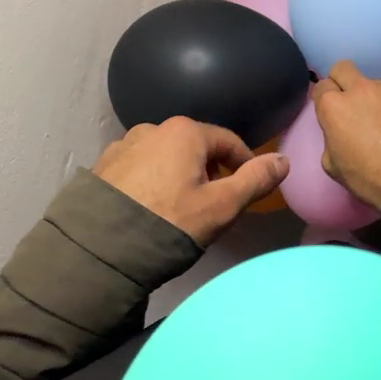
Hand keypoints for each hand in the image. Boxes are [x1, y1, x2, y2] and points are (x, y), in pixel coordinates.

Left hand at [91, 118, 288, 246]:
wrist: (97, 251)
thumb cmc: (169, 224)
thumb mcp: (222, 207)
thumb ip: (256, 180)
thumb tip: (283, 160)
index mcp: (185, 132)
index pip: (229, 142)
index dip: (245, 165)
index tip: (248, 190)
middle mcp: (152, 128)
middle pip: (196, 148)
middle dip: (210, 172)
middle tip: (214, 205)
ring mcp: (122, 146)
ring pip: (165, 157)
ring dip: (178, 176)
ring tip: (179, 210)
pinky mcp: (101, 167)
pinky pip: (139, 169)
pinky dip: (151, 183)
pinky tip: (149, 210)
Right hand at [310, 61, 380, 208]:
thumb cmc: (369, 178)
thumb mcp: (332, 166)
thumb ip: (330, 137)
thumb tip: (339, 129)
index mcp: (334, 106)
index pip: (321, 87)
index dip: (325, 99)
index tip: (332, 111)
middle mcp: (360, 88)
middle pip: (343, 68)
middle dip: (343, 81)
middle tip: (352, 103)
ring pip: (377, 84)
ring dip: (378, 98)